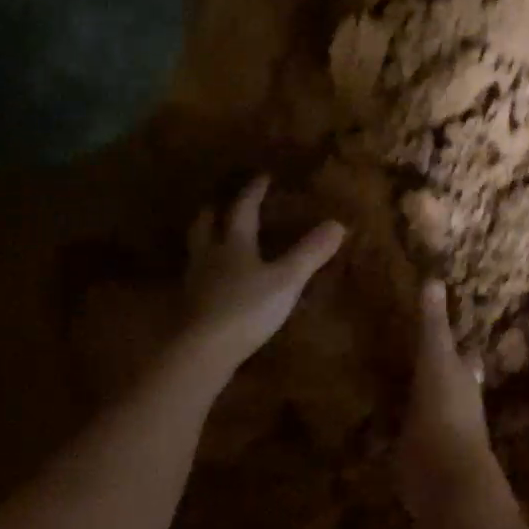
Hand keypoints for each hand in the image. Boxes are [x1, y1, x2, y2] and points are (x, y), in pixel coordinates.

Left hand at [183, 176, 345, 368]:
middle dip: (215, 211)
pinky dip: (206, 273)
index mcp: (233, 244)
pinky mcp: (190, 309)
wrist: (201, 351)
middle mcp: (209, 257)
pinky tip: (213, 283)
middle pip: (206, 226)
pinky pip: (197, 280)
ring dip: (205, 241)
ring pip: (197, 252)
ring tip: (214, 239)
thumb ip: (310, 253)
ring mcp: (195, 283)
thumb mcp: (286, 280)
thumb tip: (338, 223)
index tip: (262, 177)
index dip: (253, 192)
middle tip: (220, 203)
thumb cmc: (245, 309)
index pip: (243, 209)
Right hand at [399, 281, 501, 519]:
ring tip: (389, 384)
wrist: (446, 478)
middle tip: (415, 355)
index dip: (459, 344)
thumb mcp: (436, 361)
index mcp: (463, 379)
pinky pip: (407, 436)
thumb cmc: (445, 413)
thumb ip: (434, 325)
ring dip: (416, 399)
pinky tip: (376, 424)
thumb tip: (434, 279)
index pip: (465, 355)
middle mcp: (457, 405)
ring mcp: (438, 433)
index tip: (448, 332)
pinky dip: (395, 428)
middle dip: (439, 373)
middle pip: (451, 383)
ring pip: (429, 409)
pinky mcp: (418, 458)